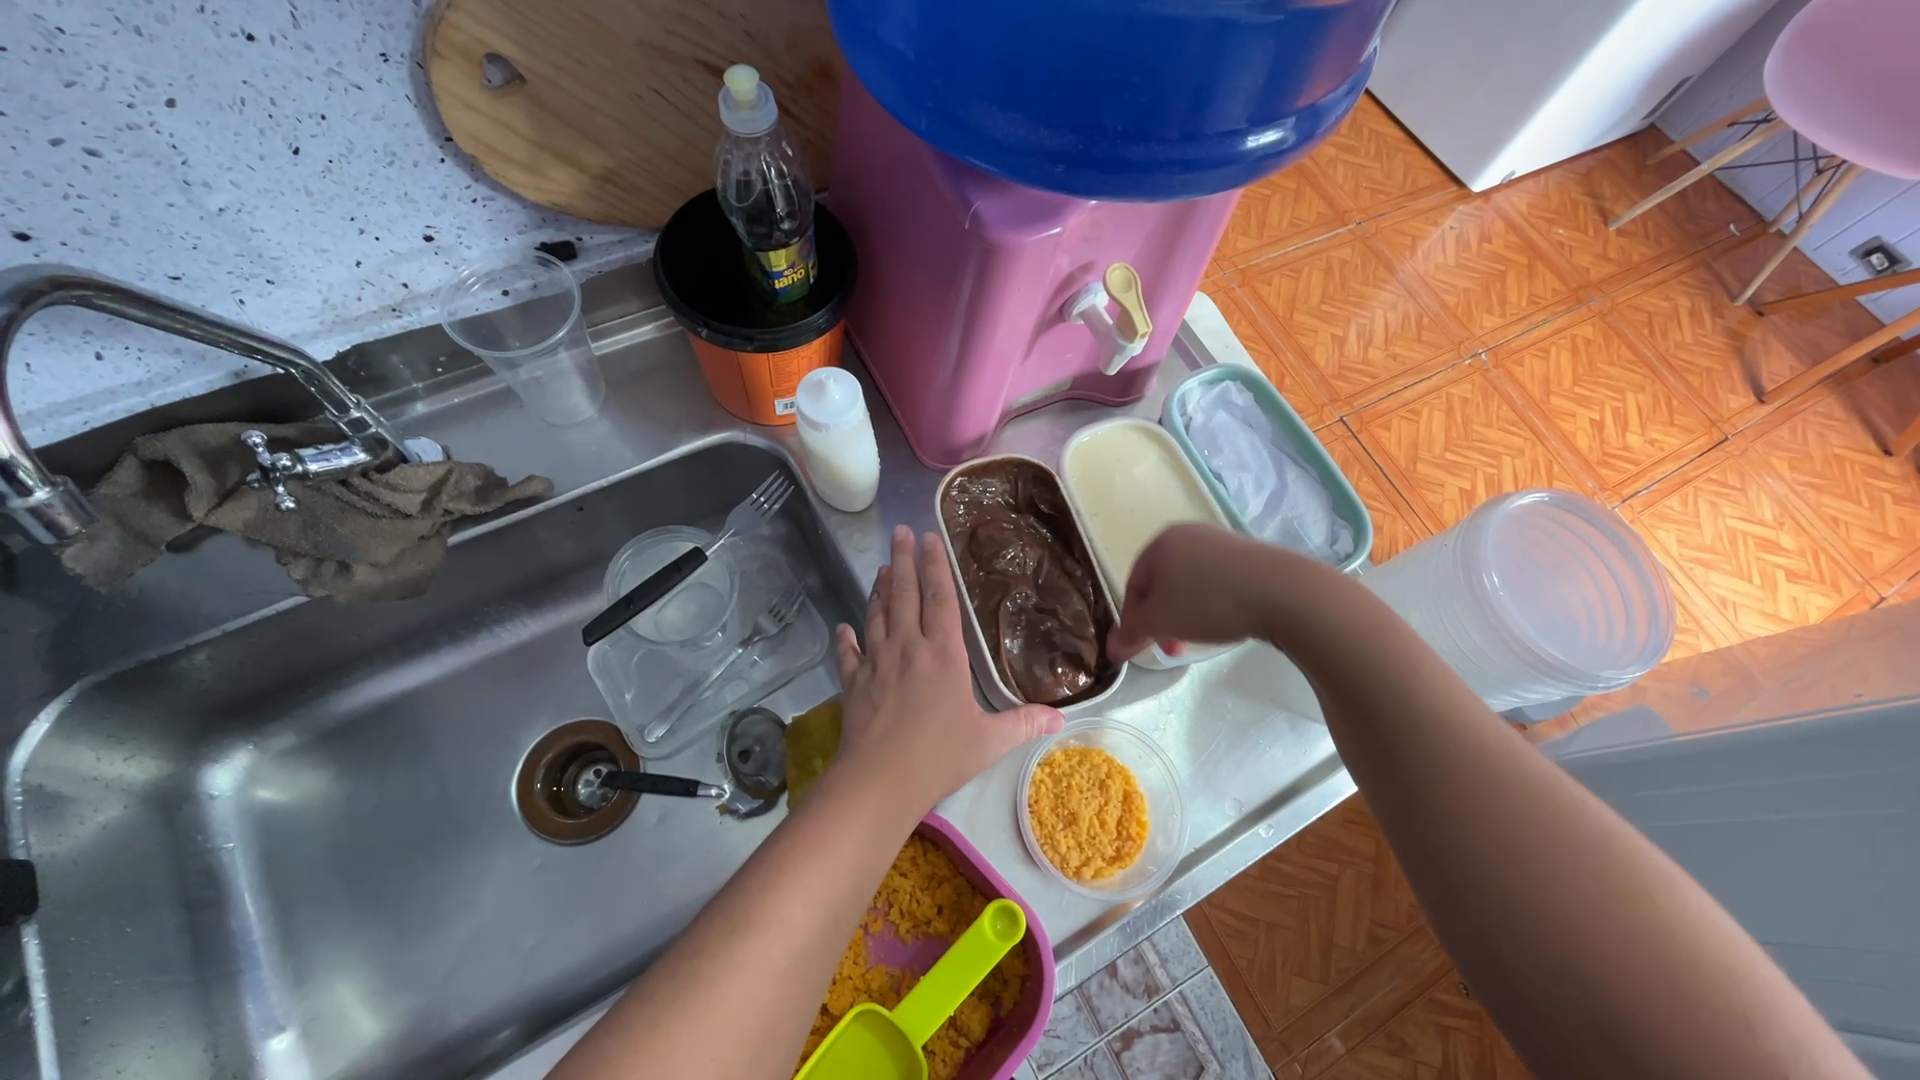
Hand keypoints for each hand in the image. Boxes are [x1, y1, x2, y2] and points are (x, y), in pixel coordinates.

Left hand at [831, 525, 1064, 812]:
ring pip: (877, 616)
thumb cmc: (939, 756)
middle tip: (898, 531)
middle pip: (905, 595)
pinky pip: (849, 654)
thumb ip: (1022, 724)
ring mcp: (877, 663)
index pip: (941, 599)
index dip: (936, 566)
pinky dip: (847, 639)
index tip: (929, 537)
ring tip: (883, 568)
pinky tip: (844, 627)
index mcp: (944, 655)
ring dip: (880, 590)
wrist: (880, 779)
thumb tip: (1060, 719)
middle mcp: (908, 648)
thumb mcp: (989, 741)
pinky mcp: (854, 683)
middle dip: (903, 560)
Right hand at [1107, 524, 1285, 660]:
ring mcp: (1219, 542)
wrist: (1283, 592)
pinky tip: (1227, 620)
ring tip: (1202, 636)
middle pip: (1162, 585)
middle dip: (1163, 620)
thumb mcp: (1160, 622)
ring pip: (1189, 584)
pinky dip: (1213, 603)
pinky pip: (1217, 581)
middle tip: (1174, 648)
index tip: (1146, 649)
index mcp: (1159, 544)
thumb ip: (1131, 633)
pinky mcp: (1248, 554)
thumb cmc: (1209, 602)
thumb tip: (1111, 648)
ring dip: (1187, 614)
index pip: (1133, 586)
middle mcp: (1186, 534)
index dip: (1135, 622)